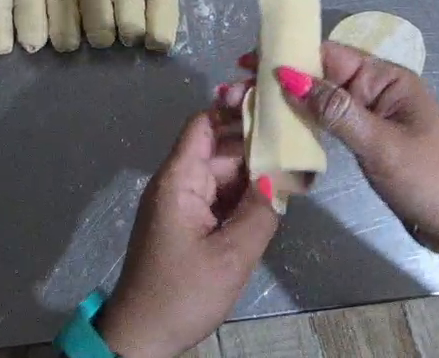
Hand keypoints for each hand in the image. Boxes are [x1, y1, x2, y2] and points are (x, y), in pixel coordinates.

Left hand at [95, 110, 278, 357]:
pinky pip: (218, 195)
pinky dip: (243, 193)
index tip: (270, 104)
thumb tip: (280, 177)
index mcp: (179, 178)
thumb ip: (259, 213)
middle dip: (254, 142)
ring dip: (253, 170)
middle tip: (297, 138)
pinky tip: (274, 194)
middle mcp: (178, 181)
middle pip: (218, 147)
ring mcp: (182, 202)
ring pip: (221, 172)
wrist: (141, 337)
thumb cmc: (181, 293)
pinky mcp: (188, 222)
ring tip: (295, 164)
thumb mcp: (230, 257)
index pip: (205, 124)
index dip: (234, 110)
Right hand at [267, 42, 438, 254]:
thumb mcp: (381, 144)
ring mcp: (372, 118)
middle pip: (319, 76)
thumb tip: (288, 74)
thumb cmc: (434, 181)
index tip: (247, 62)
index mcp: (385, 78)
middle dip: (278, 81)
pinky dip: (305, 126)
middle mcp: (376, 91)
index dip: (287, 55)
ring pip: (321, 102)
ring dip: (287, 104)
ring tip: (246, 109)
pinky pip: (331, 126)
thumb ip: (334, 109)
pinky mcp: (370, 144)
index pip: (328, 55)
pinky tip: (279, 132)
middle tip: (234, 92)